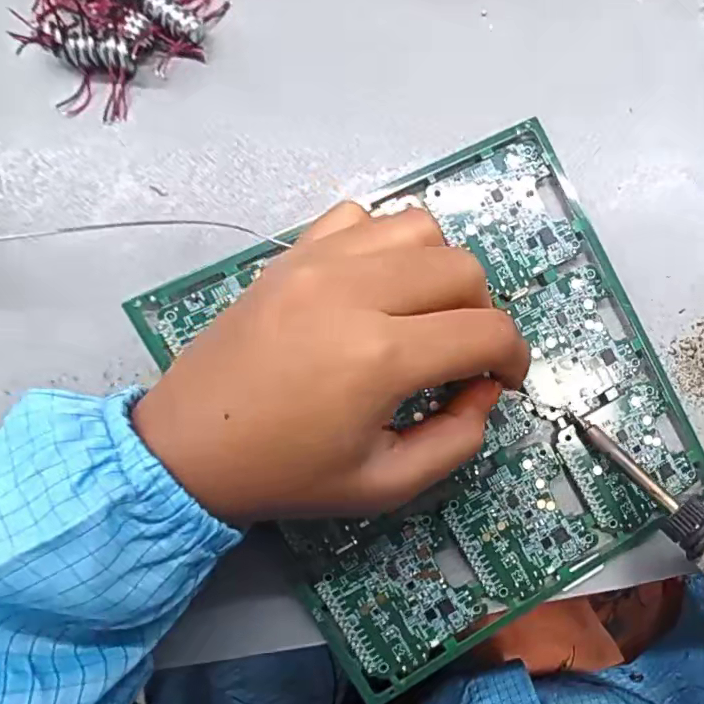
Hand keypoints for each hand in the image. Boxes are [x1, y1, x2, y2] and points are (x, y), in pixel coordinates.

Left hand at [133, 202, 529, 522]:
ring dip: (443, 273)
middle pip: (464, 270)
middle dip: (484, 316)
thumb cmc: (289, 476)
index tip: (503, 382)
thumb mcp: (387, 485)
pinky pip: (362, 219)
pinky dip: (388, 247)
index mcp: (380, 358)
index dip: (513, 357)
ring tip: (426, 318)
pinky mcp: (291, 255)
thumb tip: (482, 390)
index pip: (486, 332)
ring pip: (420, 229)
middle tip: (464, 359)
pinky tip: (377, 290)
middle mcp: (354, 292)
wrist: (190, 450)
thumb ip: (456, 441)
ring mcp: (318, 262)